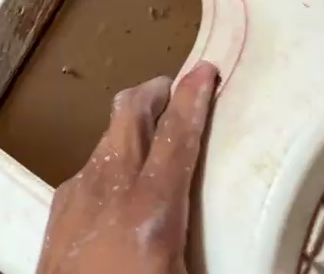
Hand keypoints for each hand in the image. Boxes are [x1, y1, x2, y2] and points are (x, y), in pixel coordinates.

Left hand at [35, 62, 220, 273]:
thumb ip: (214, 254)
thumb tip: (263, 255)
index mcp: (151, 209)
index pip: (177, 137)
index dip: (193, 98)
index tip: (204, 69)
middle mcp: (110, 186)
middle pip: (129, 114)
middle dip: (155, 92)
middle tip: (177, 87)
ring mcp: (78, 190)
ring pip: (109, 137)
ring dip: (133, 124)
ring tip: (157, 131)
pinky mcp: (60, 203)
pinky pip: (93, 166)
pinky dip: (115, 158)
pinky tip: (125, 183)